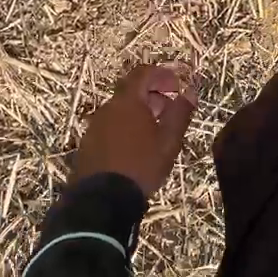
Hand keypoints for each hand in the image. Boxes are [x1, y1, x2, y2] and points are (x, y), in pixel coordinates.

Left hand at [72, 63, 195, 196]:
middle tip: (168, 110)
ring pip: (119, 111)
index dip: (162, 75)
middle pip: (131, 91)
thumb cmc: (141, 165)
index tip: (176, 86)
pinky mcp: (87, 147)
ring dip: (138, 113)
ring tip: (154, 133)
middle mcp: (107, 109)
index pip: (143, 73)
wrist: (100, 203)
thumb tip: (190, 93)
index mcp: (127, 102)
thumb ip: (180, 113)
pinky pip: (109, 127)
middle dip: (152, 95)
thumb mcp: (169, 140)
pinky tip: (134, 149)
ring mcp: (94, 128)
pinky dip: (124, 128)